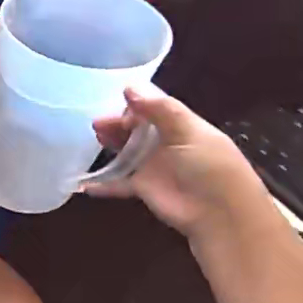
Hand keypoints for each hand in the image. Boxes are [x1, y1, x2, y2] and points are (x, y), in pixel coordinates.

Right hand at [82, 89, 268, 237]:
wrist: (220, 214)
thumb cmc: (209, 167)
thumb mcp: (189, 132)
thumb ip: (160, 110)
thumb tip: (128, 88)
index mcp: (181, 127)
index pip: (154, 110)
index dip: (134, 105)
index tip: (114, 103)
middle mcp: (166, 144)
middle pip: (135, 129)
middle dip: (116, 124)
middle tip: (98, 124)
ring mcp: (153, 166)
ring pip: (125, 151)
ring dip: (109, 143)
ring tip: (94, 138)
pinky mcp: (142, 187)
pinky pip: (117, 183)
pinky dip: (101, 183)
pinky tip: (82, 183)